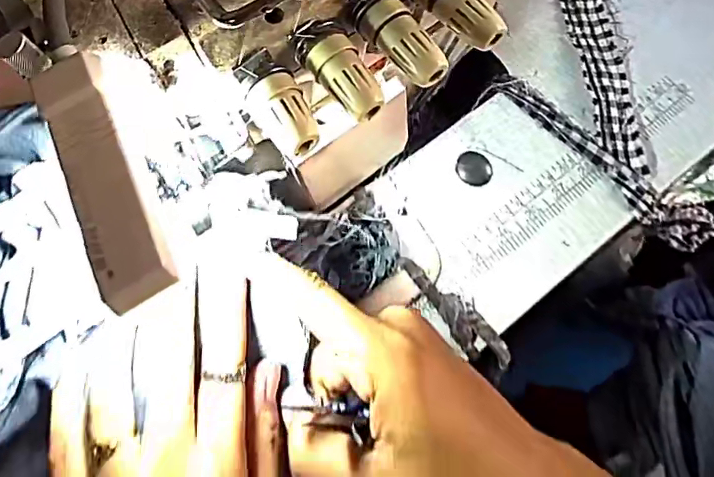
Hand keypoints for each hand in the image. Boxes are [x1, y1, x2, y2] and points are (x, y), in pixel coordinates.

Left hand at [50, 260, 284, 475]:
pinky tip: (83, 351)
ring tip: (134, 289)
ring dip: (126, 328)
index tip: (230, 271)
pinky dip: (75, 384)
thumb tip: (266, 379)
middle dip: (177, 301)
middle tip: (179, 260)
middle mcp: (165, 457)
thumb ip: (264, 441)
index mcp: (215, 461)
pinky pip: (70, 427)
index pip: (226, 363)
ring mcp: (117, 472)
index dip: (229, 310)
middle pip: (172, 357)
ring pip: (118, 380)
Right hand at [251, 254, 604, 476]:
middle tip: (354, 438)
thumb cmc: (465, 474)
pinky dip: (371, 388)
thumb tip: (282, 426)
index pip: (313, 300)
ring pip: (350, 354)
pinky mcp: (422, 344)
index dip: (276, 279)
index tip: (248, 257)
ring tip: (383, 438)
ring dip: (351, 395)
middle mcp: (397, 326)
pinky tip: (394, 427)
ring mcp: (413, 333)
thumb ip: (312, 450)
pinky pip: (374, 357)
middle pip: (327, 345)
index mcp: (383, 347)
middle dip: (327, 391)